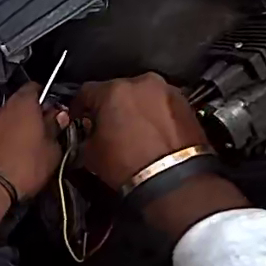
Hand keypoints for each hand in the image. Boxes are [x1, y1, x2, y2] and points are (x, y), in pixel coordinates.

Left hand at [0, 83, 66, 231]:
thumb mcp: (52, 151)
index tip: (54, 113)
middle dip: (32, 117)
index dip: (47, 98)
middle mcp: (2, 108)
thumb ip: (56, 129)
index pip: (35, 87)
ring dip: (16, 130)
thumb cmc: (23, 167)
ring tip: (26, 151)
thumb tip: (58, 117)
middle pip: (20, 105)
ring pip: (6, 120)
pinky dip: (1, 142)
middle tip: (44, 135)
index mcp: (23, 103)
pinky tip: (9, 158)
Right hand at [72, 74, 248, 241]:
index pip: (86, 92)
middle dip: (110, 107)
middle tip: (106, 128)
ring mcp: (167, 92)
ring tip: (132, 134)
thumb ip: (86, 138)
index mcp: (113, 90)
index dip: (79, 107)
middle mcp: (142, 84)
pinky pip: (162, 106)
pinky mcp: (185, 105)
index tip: (80, 117)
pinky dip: (155, 117)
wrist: (174, 181)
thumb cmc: (136, 166)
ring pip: (142, 96)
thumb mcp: (92, 155)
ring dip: (135, 110)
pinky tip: (151, 136)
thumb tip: (89, 138)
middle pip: (117, 91)